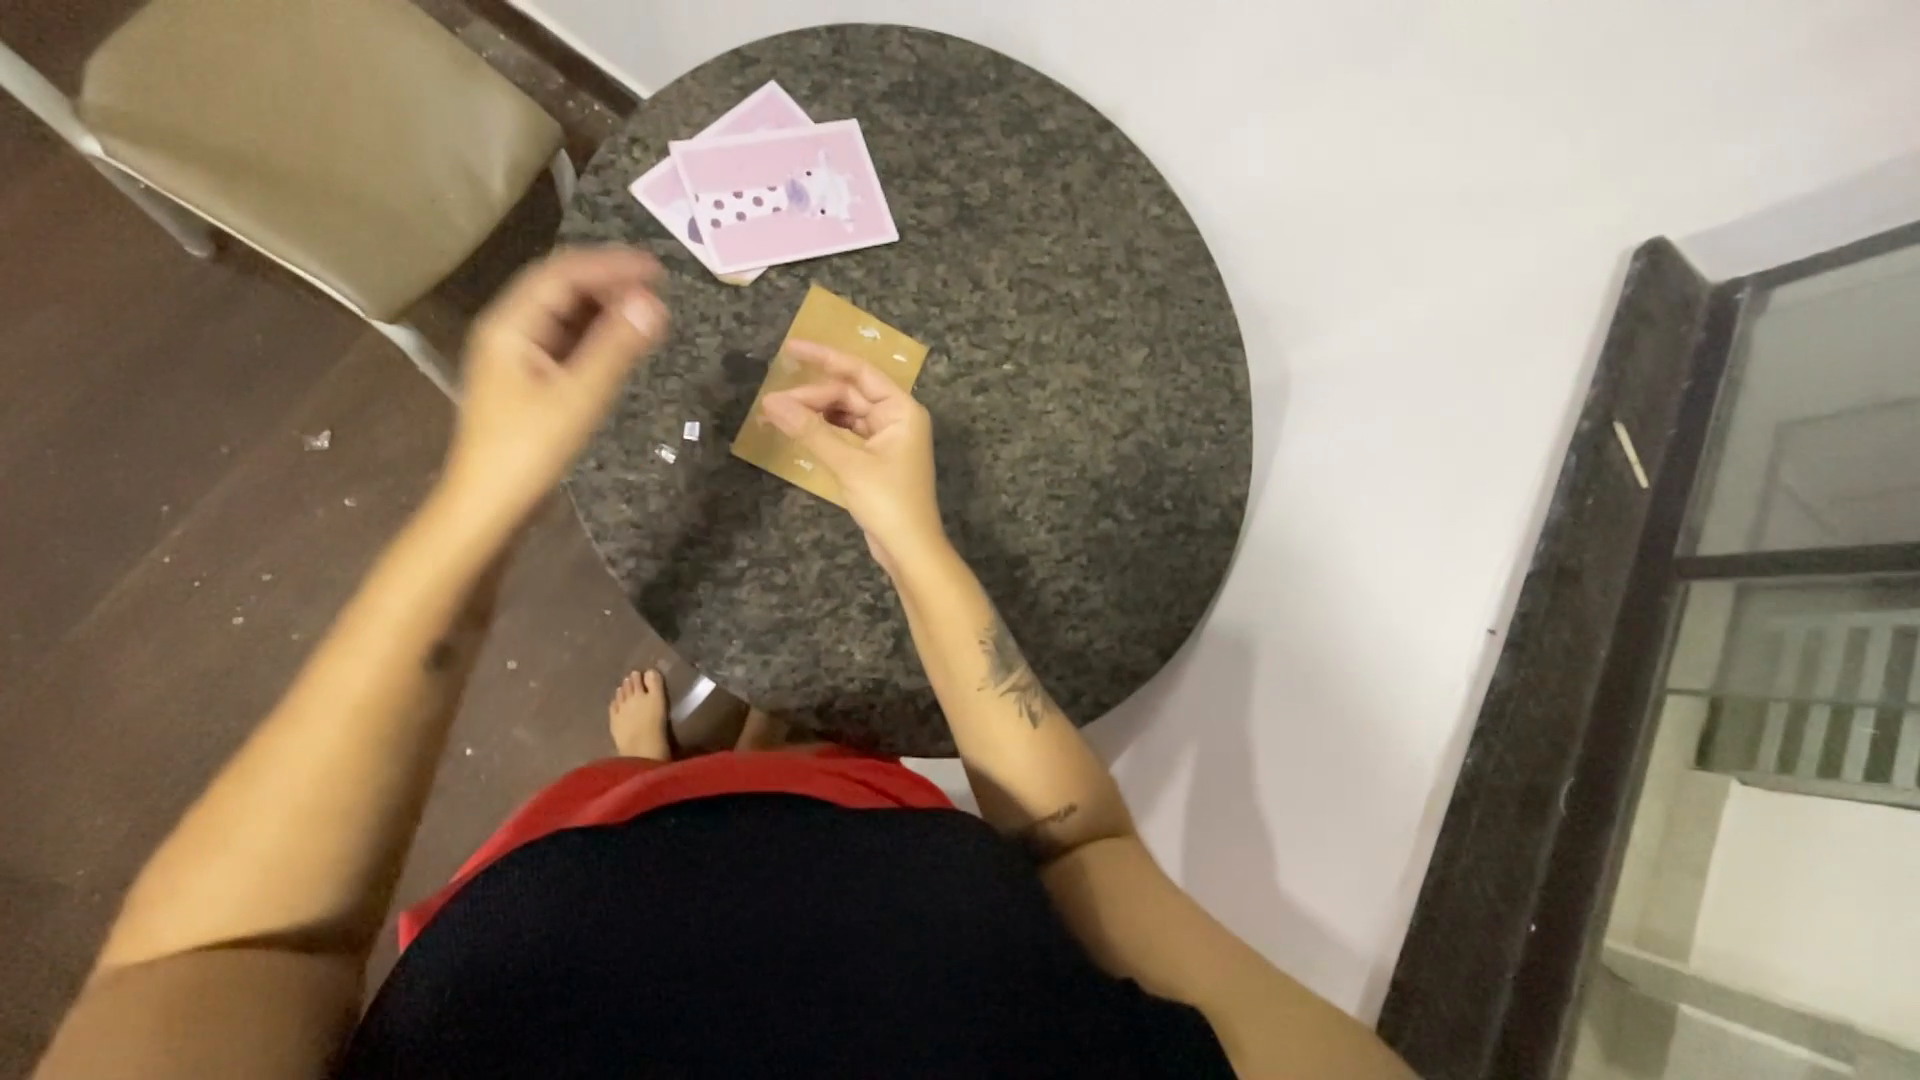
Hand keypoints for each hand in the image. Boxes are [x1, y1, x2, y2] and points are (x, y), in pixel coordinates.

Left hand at [441, 247, 667, 535]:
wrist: (489, 504)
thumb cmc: (529, 449)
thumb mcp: (579, 395)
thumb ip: (617, 347)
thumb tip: (655, 304)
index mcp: (511, 326)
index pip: (564, 275)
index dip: (611, 266)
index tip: (658, 269)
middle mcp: (510, 332)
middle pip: (561, 290)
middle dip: (609, 284)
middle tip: (657, 290)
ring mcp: (517, 357)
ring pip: (564, 317)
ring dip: (604, 309)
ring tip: (647, 313)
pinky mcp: (529, 382)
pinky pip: (566, 344)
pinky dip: (596, 337)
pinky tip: (622, 344)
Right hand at [760, 341, 945, 567]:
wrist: (910, 548)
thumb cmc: (888, 502)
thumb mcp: (847, 464)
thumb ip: (810, 431)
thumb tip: (771, 403)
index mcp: (901, 409)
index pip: (859, 372)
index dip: (824, 358)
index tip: (790, 348)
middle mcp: (897, 418)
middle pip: (849, 394)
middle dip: (811, 396)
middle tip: (772, 403)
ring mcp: (887, 439)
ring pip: (845, 415)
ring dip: (814, 414)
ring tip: (778, 415)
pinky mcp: (876, 460)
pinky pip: (846, 435)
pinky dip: (823, 432)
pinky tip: (799, 431)